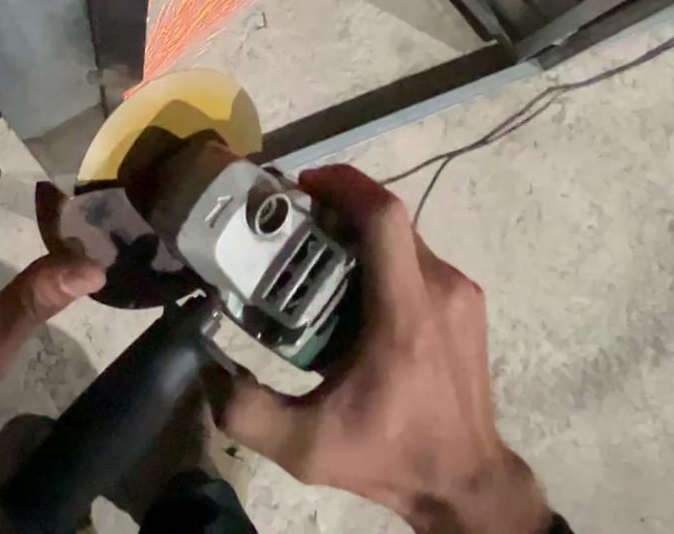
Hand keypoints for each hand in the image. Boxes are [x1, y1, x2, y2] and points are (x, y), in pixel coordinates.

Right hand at [210, 166, 549, 533]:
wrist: (468, 486)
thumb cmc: (390, 458)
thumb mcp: (307, 449)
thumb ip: (248, 412)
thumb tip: (205, 365)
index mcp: (406, 315)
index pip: (384, 218)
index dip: (342, 185)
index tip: (301, 186)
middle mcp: (441, 290)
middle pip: (388, 216)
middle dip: (338, 202)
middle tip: (292, 216)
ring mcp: (460, 294)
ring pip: (402, 233)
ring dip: (358, 226)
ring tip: (313, 245)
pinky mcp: (466, 303)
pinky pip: (415, 254)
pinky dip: (379, 250)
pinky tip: (349, 280)